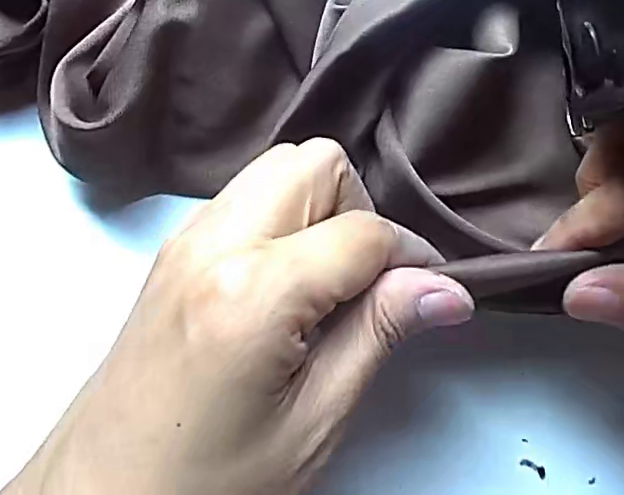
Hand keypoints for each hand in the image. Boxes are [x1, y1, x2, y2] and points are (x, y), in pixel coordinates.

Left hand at [3, 138, 474, 494]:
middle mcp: (212, 243)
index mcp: (249, 291)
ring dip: (321, 205)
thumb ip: (382, 331)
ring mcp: (185, 238)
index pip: (364, 232)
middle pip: (319, 162)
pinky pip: (251, 190)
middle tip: (359, 280)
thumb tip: (449, 289)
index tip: (427, 289)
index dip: (411, 256)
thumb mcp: (313, 420)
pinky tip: (286, 277)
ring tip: (322, 279)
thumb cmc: (197, 491)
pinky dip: (286, 212)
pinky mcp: (174, 247)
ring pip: (284, 163)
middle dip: (357, 209)